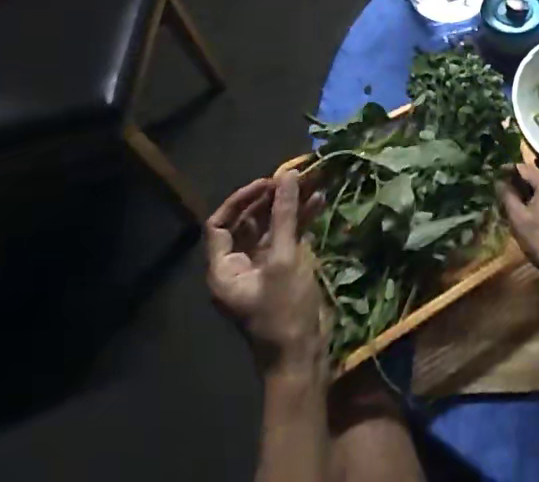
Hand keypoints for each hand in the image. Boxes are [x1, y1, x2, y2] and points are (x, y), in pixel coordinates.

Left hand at [206, 172, 326, 376]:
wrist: (303, 362)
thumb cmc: (284, 314)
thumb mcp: (283, 260)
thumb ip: (284, 216)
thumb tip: (287, 176)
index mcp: (224, 269)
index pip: (220, 223)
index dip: (241, 199)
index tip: (266, 184)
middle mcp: (238, 267)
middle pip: (248, 222)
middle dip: (270, 199)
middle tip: (292, 179)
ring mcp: (261, 269)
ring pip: (271, 228)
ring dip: (289, 207)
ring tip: (310, 184)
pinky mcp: (282, 273)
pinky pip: (287, 240)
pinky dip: (300, 223)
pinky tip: (318, 204)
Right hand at [498, 162, 538, 282]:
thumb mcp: (519, 219)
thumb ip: (507, 196)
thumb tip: (500, 181)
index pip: (523, 167)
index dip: (507, 170)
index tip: (494, 176)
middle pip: (535, 177)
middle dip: (518, 183)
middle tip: (502, 191)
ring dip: (529, 193)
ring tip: (514, 204)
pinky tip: (533, 215)